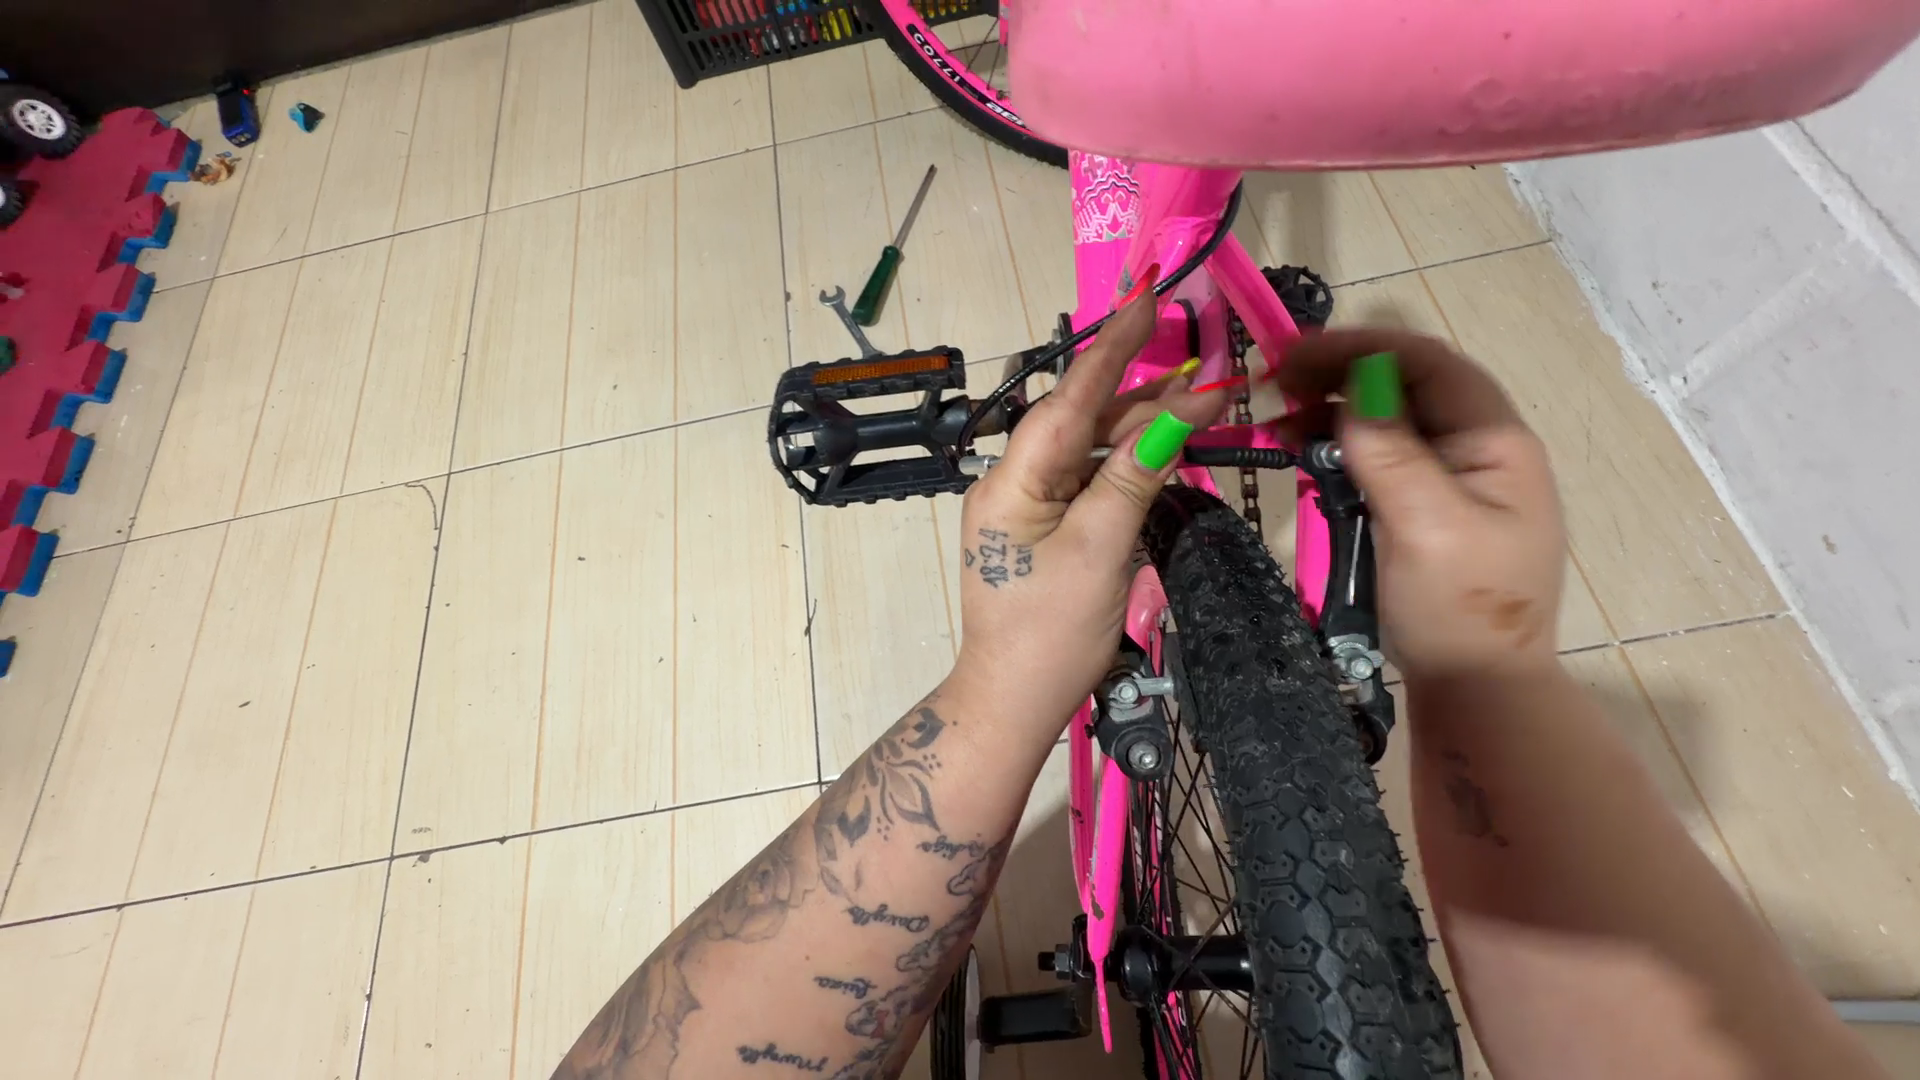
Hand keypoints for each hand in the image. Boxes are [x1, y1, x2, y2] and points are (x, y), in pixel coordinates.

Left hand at [947, 290, 1227, 729]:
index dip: (1111, 349)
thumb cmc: (1052, 633)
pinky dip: (1122, 466)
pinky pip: (1084, 482)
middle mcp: (1012, 483)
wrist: (1014, 699)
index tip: (1147, 298)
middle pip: (1079, 422)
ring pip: (1085, 451)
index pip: (1068, 399)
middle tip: (1197, 366)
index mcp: (1013, 481)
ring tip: (1194, 403)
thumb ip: (1134, 474)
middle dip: (1136, 392)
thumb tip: (1178, 411)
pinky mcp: (1040, 529)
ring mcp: (1025, 507)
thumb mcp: (1099, 549)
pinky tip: (1157, 449)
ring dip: (1135, 430)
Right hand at [1276, 329, 1564, 680]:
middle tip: (1274, 383)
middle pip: (1402, 385)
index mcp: (1492, 442)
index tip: (1294, 356)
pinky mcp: (1415, 502)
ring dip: (1328, 410)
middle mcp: (1470, 446)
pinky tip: (1299, 451)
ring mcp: (1443, 474)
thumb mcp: (1428, 530)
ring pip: (1382, 418)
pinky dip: (1332, 446)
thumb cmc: (1460, 609)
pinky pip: (1372, 455)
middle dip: (1337, 374)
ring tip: (1277, 420)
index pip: (1427, 366)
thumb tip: (1351, 398)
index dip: (1360, 349)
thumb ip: (1393, 458)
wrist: (1474, 681)